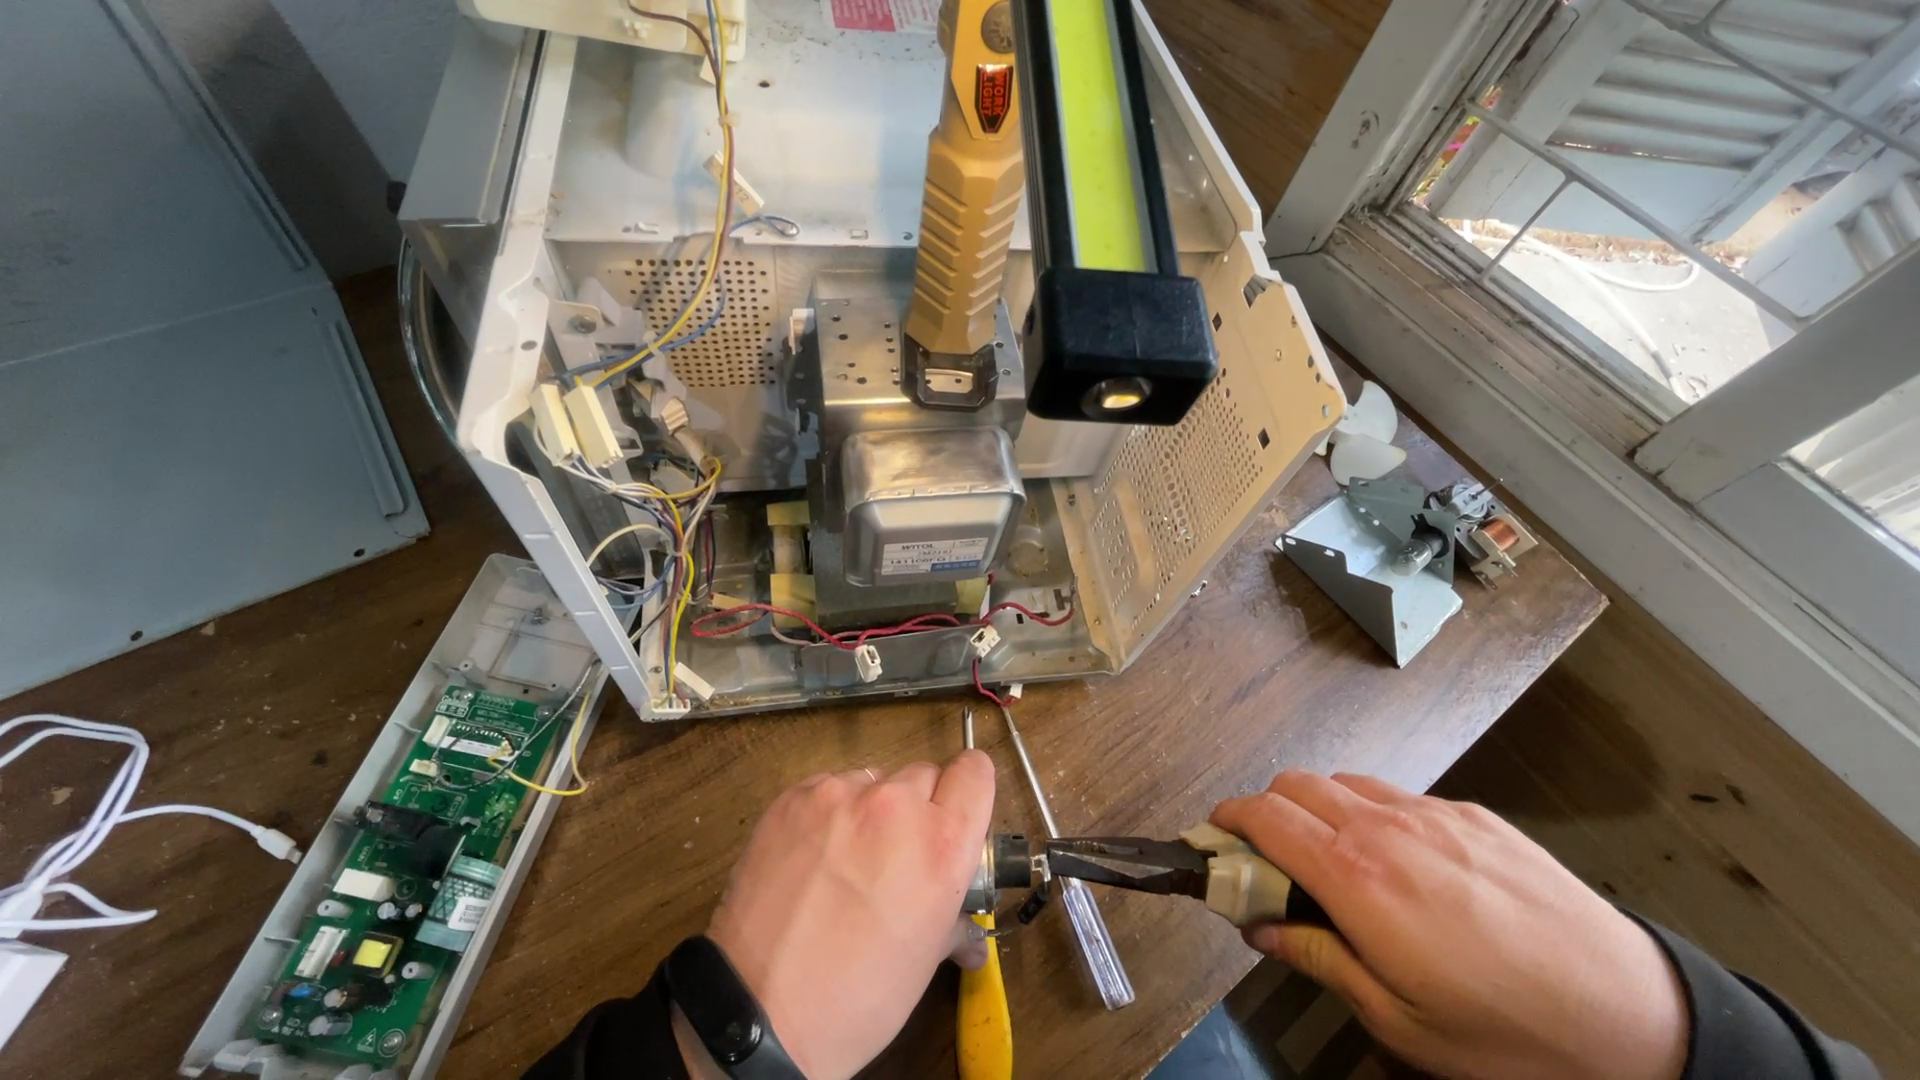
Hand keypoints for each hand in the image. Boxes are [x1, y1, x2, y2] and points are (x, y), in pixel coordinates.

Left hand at [701, 752, 995, 1078]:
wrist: (760, 1010)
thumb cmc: (857, 997)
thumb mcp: (925, 959)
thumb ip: (954, 919)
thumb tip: (968, 932)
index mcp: (941, 843)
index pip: (976, 771)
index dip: (968, 791)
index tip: (956, 812)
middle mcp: (895, 806)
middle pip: (924, 775)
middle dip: (918, 808)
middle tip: (897, 855)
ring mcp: (839, 796)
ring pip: (874, 780)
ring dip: (871, 808)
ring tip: (847, 859)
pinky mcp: (794, 797)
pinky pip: (828, 789)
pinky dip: (829, 813)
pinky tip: (814, 857)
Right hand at [1213, 772, 1687, 1079]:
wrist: (1639, 1021)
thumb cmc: (1518, 1034)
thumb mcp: (1397, 1019)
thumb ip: (1316, 957)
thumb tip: (1262, 928)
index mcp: (1358, 881)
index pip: (1264, 818)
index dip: (1227, 821)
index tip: (1215, 839)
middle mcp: (1389, 831)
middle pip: (1294, 783)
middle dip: (1266, 811)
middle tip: (1268, 860)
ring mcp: (1435, 816)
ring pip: (1343, 782)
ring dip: (1317, 808)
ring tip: (1332, 861)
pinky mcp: (1475, 816)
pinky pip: (1398, 794)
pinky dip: (1371, 812)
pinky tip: (1398, 862)